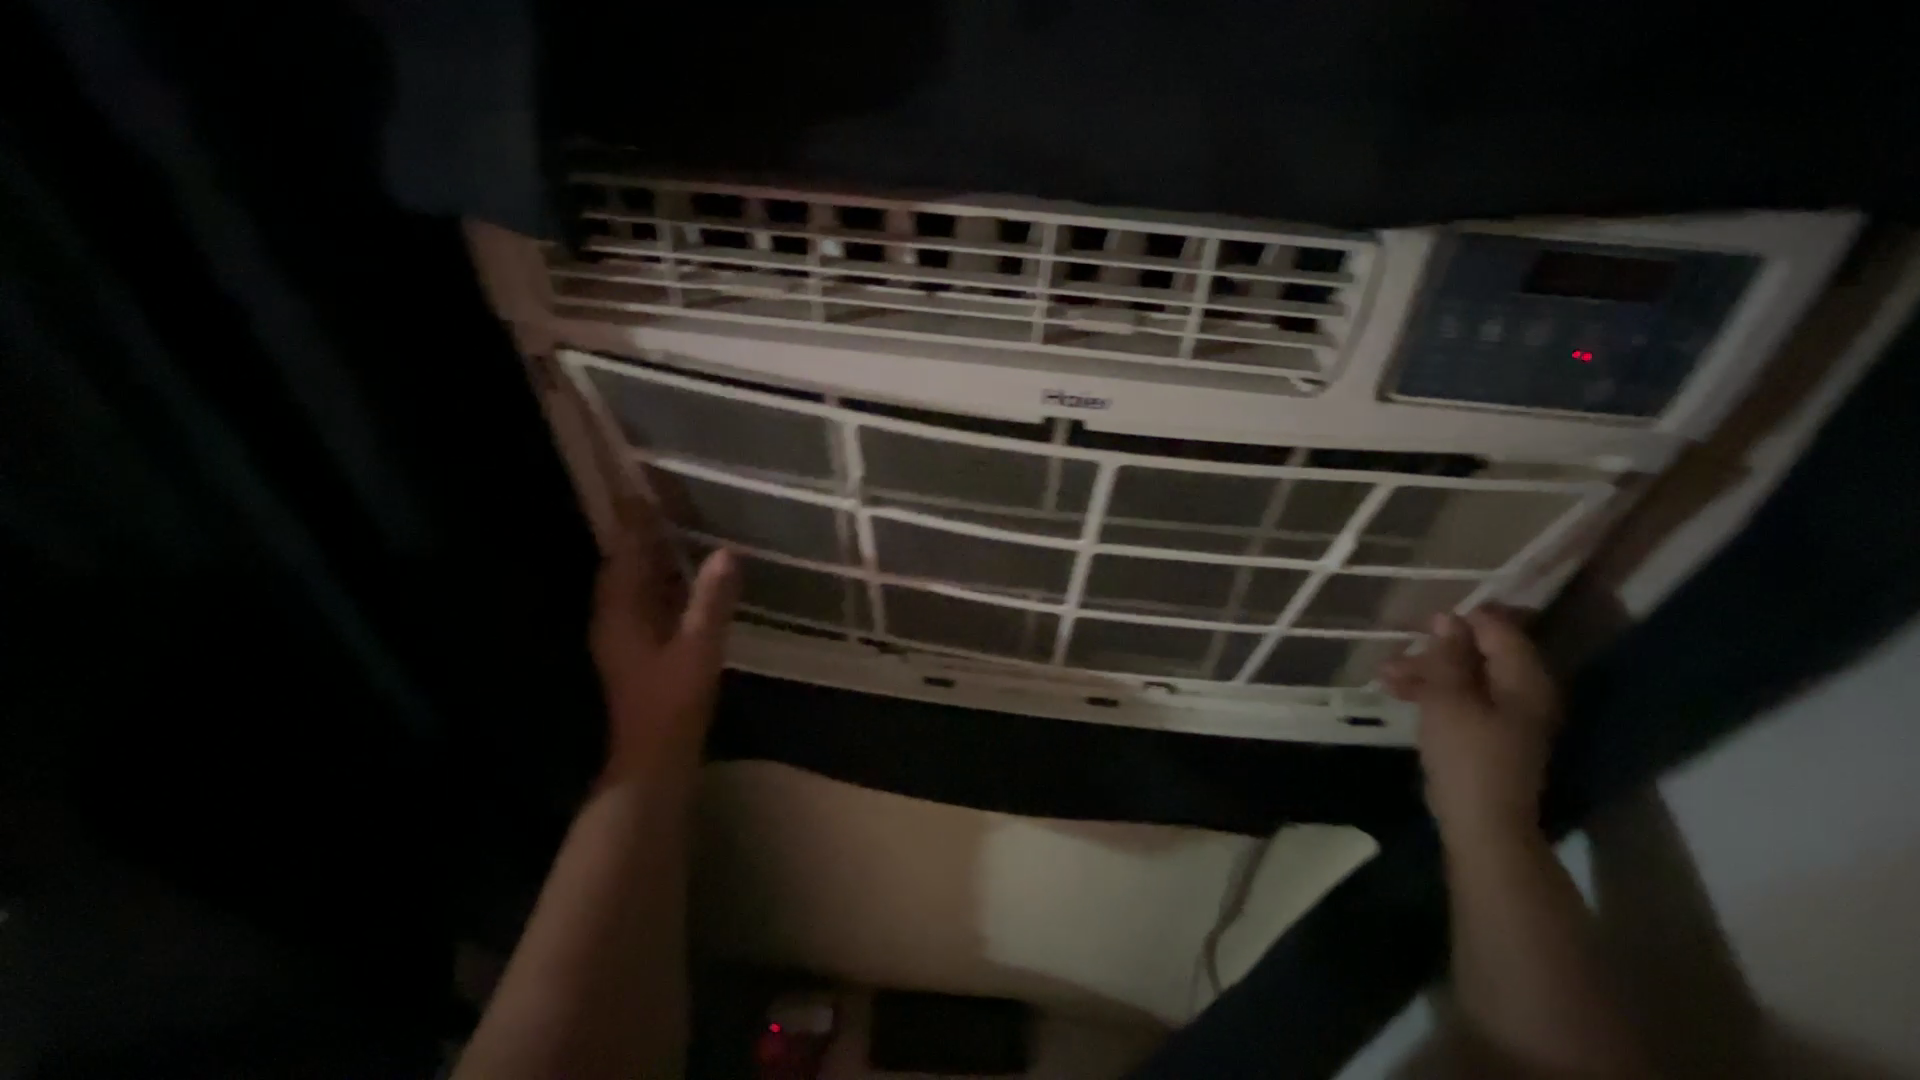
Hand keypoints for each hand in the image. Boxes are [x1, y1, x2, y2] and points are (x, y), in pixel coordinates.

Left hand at [588, 518, 740, 783]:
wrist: (653, 760)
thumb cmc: (672, 704)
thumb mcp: (699, 649)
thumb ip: (712, 601)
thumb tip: (726, 553)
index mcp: (621, 612)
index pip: (625, 554)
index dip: (634, 521)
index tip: (642, 487)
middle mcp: (614, 617)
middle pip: (623, 564)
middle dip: (639, 533)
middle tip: (662, 500)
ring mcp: (624, 635)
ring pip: (633, 584)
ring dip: (649, 557)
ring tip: (674, 528)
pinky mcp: (637, 650)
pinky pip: (644, 601)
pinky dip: (659, 582)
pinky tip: (682, 577)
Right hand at [1382, 608, 1561, 841]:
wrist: (1482, 824)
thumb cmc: (1467, 755)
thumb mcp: (1449, 699)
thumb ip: (1448, 656)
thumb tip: (1447, 619)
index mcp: (1525, 680)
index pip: (1500, 631)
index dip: (1462, 620)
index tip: (1422, 621)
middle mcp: (1524, 693)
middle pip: (1480, 655)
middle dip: (1435, 652)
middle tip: (1394, 655)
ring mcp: (1508, 717)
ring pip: (1466, 680)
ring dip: (1427, 674)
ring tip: (1384, 676)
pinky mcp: (1490, 737)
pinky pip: (1463, 702)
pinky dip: (1434, 695)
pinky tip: (1400, 695)